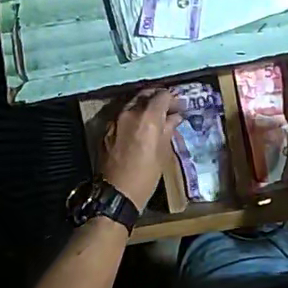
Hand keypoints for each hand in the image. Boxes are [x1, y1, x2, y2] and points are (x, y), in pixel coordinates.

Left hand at [99, 88, 180, 209]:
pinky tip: (140, 126)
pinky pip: (123, 114)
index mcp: (148, 117)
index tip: (180, 107)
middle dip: (158, 98)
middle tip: (168, 108)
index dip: (174, 99)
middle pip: (146, 94)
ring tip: (155, 117)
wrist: (116, 193)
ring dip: (145, 105)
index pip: (163, 95)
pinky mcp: (107, 128)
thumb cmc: (146, 176)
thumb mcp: (163, 152)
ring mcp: (116, 119)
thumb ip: (168, 129)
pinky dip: (133, 115)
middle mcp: (130, 113)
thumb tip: (175, 117)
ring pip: (133, 102)